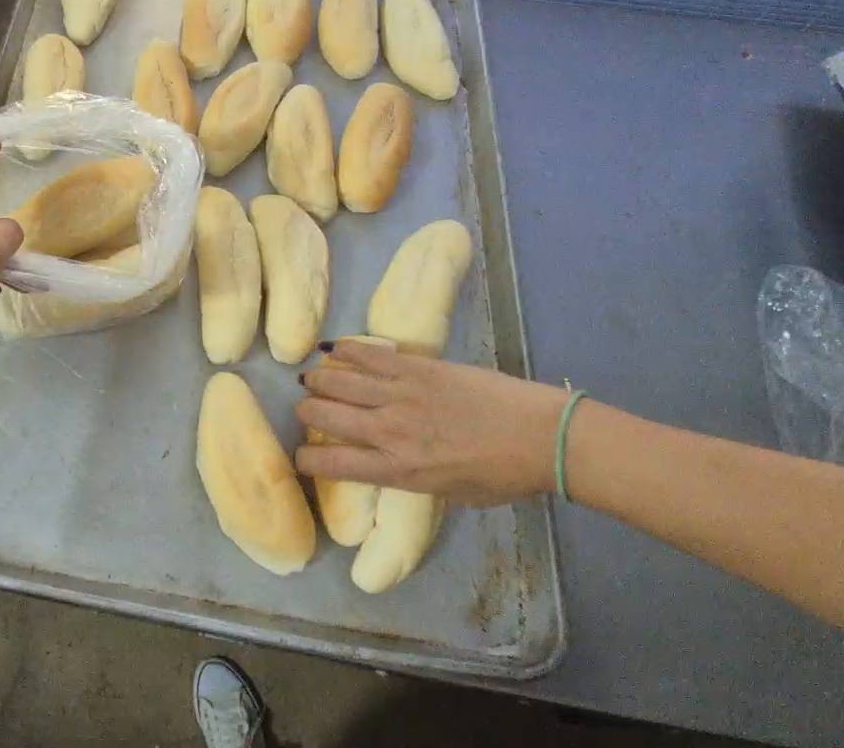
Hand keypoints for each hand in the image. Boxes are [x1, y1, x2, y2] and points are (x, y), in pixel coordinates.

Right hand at [293, 341, 572, 505]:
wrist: (542, 436)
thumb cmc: (503, 475)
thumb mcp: (450, 494)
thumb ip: (412, 477)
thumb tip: (390, 462)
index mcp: (397, 471)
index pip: (331, 464)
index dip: (305, 459)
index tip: (301, 456)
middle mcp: (389, 431)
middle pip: (325, 416)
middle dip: (306, 413)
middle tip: (306, 410)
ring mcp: (400, 394)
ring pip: (338, 381)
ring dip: (318, 380)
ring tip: (311, 380)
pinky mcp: (416, 366)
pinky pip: (369, 354)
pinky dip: (345, 350)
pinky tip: (331, 349)